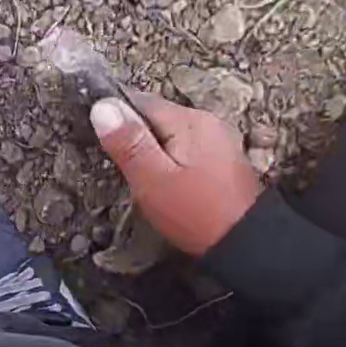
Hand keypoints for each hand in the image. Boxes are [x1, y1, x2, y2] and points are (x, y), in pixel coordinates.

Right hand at [90, 92, 262, 255]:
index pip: (141, 101)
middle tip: (118, 165)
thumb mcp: (153, 180)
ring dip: (154, 150)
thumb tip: (102, 105)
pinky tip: (166, 183)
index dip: (116, 117)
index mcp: (189, 121)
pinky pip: (187, 150)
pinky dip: (172, 161)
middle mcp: (208, 122)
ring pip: (173, 135)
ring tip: (139, 177)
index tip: (98, 138)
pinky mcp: (224, 162)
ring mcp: (219, 141)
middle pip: (158, 118)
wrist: (246, 245)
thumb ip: (129, 142)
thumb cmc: (195, 214)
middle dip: (136, 136)